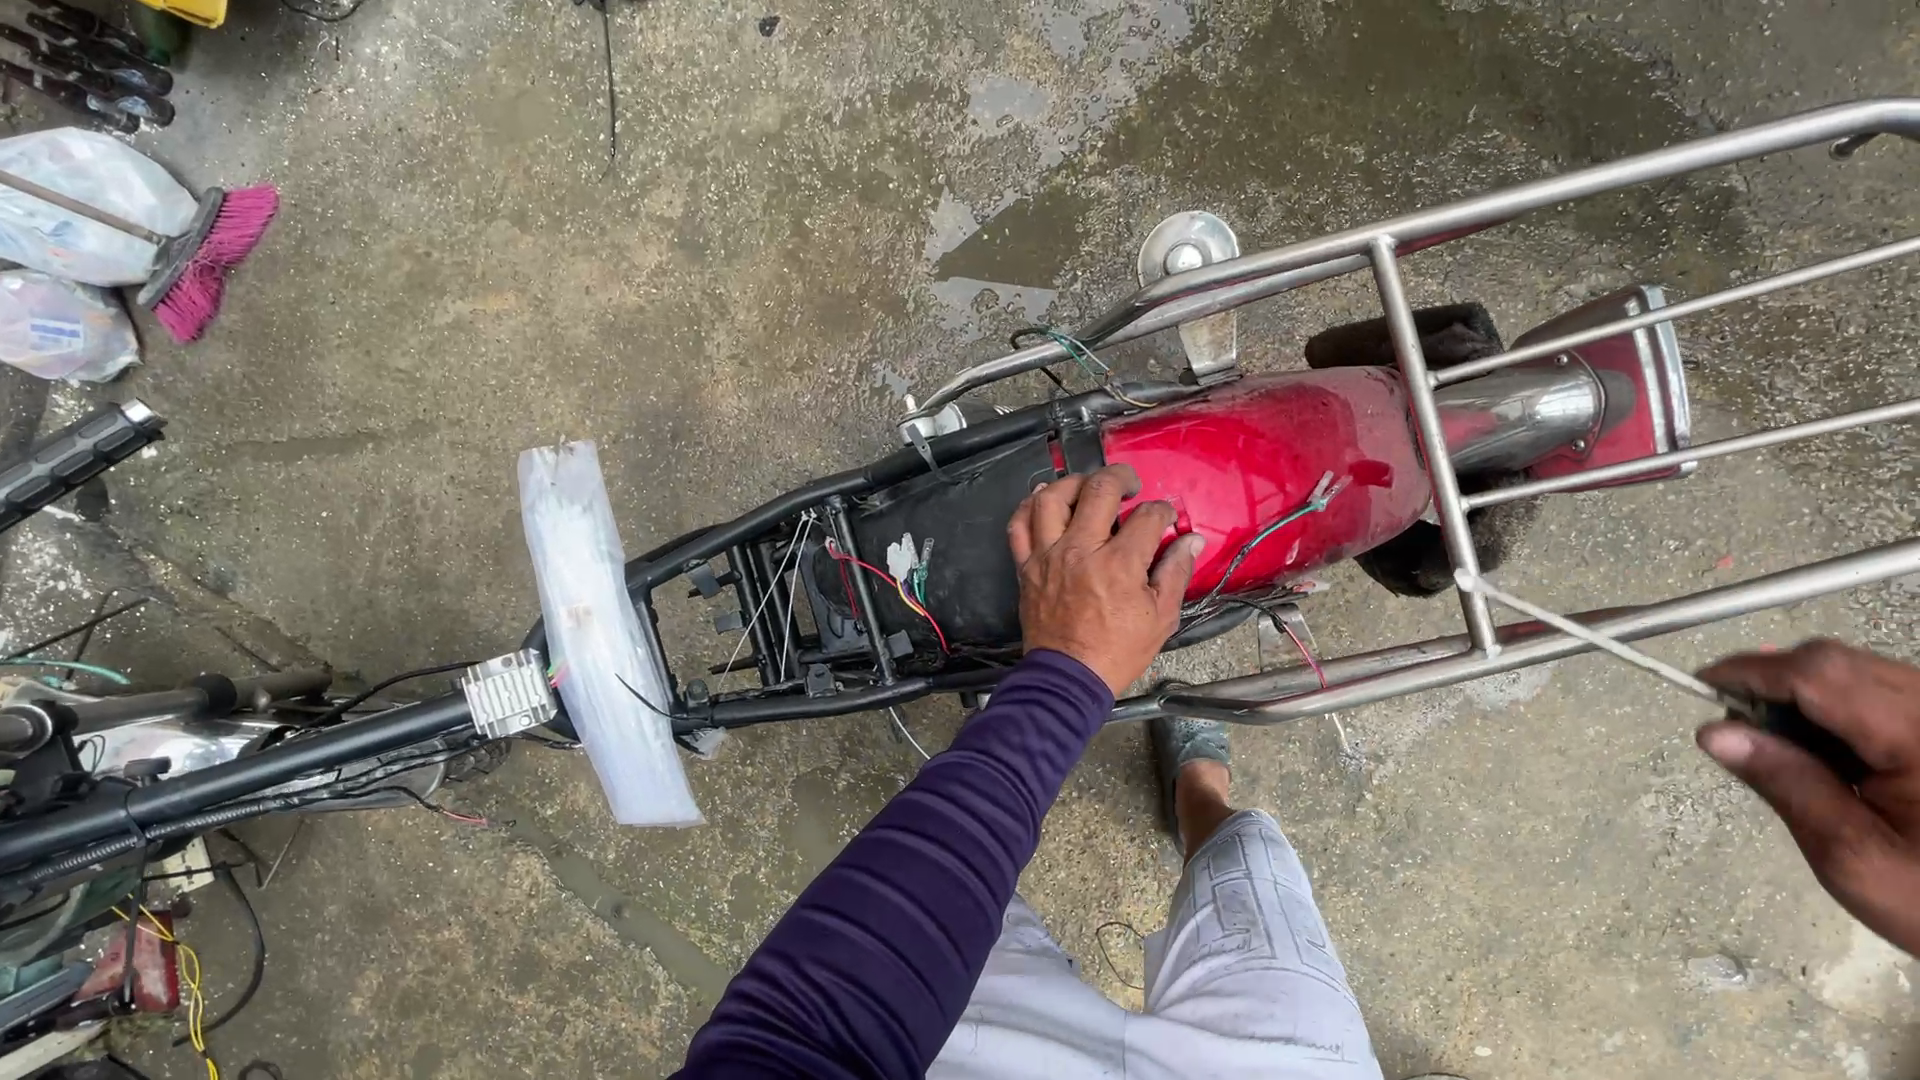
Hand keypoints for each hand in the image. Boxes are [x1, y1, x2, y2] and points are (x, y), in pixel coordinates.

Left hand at [1006, 465, 1202, 695]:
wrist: (1069, 677)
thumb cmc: (1117, 651)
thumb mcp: (1161, 617)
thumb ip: (1175, 573)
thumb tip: (1190, 541)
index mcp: (1119, 564)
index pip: (1146, 516)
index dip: (1162, 511)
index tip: (1165, 518)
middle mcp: (1080, 550)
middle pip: (1098, 490)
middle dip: (1120, 477)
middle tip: (1129, 484)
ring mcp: (1048, 556)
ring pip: (1051, 498)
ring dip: (1073, 483)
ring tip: (1088, 487)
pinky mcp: (1027, 566)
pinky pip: (1018, 525)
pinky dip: (1028, 506)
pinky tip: (1044, 499)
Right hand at [1697, 640, 1919, 955]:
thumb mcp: (1851, 854)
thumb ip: (1786, 785)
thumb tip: (1713, 733)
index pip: (1820, 675)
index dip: (1751, 671)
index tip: (1702, 689)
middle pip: (1840, 665)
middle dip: (1775, 682)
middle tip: (1740, 726)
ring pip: (1861, 673)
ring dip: (1805, 695)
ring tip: (1787, 746)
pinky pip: (1888, 692)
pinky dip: (1841, 708)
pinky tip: (1834, 751)